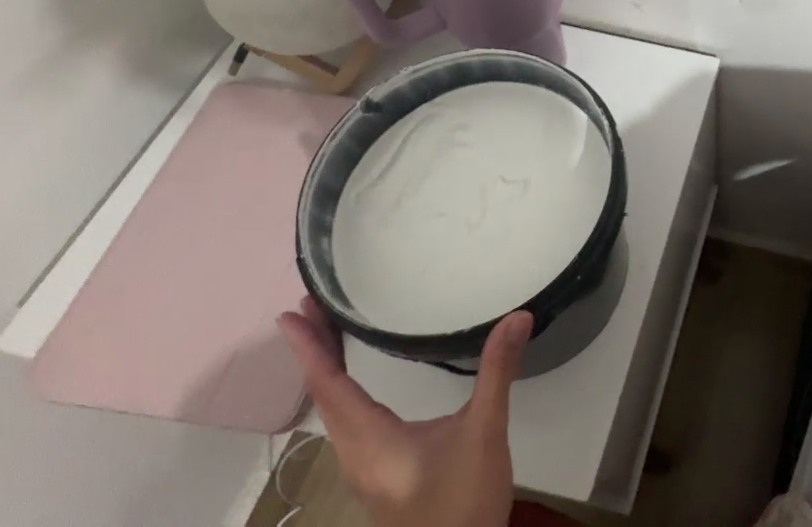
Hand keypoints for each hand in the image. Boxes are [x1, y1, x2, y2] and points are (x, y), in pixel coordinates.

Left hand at [277, 300, 531, 526]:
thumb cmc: (465, 502)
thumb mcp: (485, 432)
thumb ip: (497, 372)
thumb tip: (518, 316)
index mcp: (371, 442)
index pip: (330, 386)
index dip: (310, 349)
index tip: (292, 313)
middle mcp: (356, 455)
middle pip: (324, 396)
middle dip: (315, 351)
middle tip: (312, 308)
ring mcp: (364, 470)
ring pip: (334, 413)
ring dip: (326, 372)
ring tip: (329, 336)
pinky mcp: (377, 477)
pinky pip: (347, 425)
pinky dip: (342, 392)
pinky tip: (357, 386)